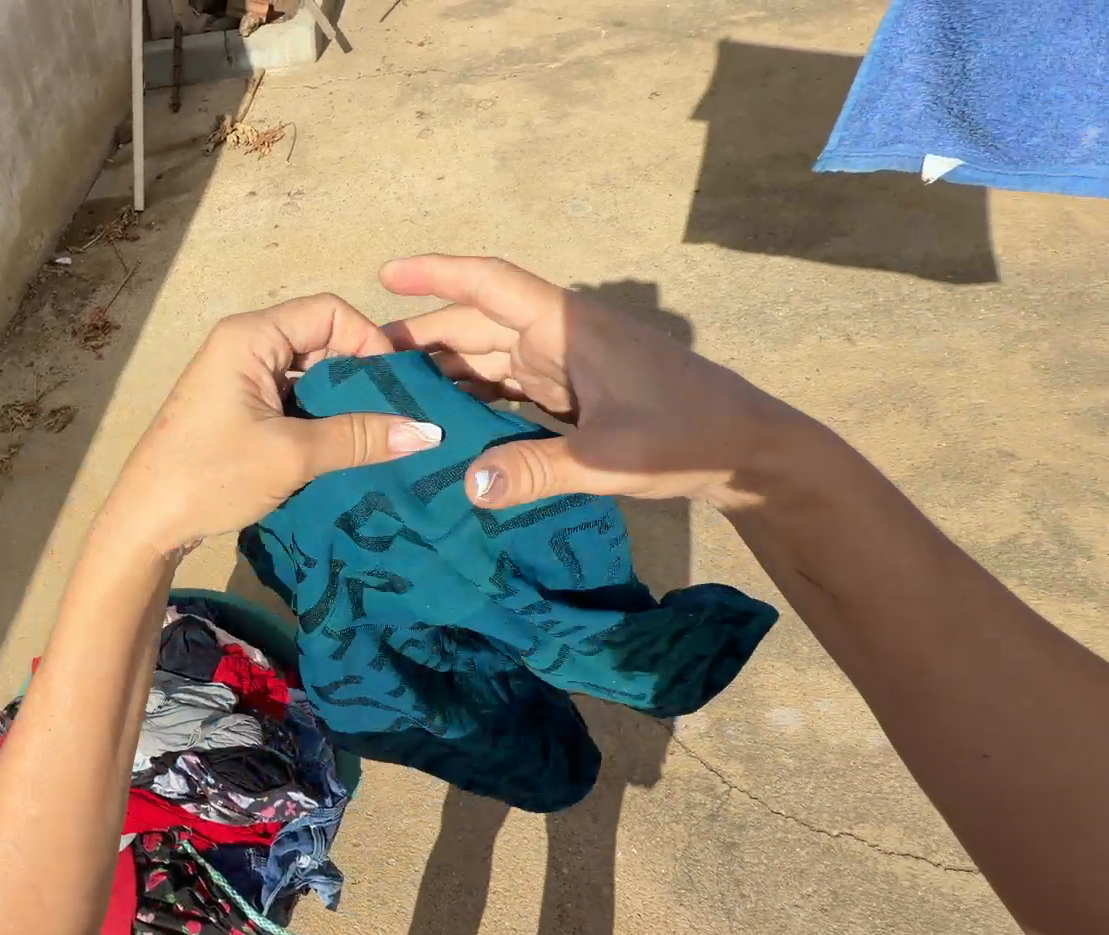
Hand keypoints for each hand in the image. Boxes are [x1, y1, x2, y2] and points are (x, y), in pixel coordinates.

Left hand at [99, 294, 444, 556]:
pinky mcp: (232, 410)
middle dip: (359, 376)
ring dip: (338, 403)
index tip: (394, 388)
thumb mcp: (291, 455)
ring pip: (305, 375)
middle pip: (318, 341)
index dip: (369, 342)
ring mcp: (234, 379)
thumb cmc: (211, 476)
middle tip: (394, 415)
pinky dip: (314, 419)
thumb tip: (427, 431)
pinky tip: (338, 448)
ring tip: (373, 436)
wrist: (145, 522)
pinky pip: (286, 400)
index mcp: (249, 337)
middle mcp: (240, 346)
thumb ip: (359, 438)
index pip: (329, 312)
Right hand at [379, 255, 816, 511]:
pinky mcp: (563, 393)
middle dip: (418, 337)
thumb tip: (466, 485)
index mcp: (567, 327)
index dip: (437, 275)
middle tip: (361, 364)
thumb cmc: (689, 436)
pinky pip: (498, 385)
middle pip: (473, 325)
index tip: (386, 274)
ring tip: (385, 392)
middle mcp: (557, 336)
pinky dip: (464, 397)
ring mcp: (560, 365)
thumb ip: (538, 469)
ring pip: (481, 355)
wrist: (748, 452)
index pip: (491, 285)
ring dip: (437, 370)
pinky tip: (436, 418)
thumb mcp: (611, 458)